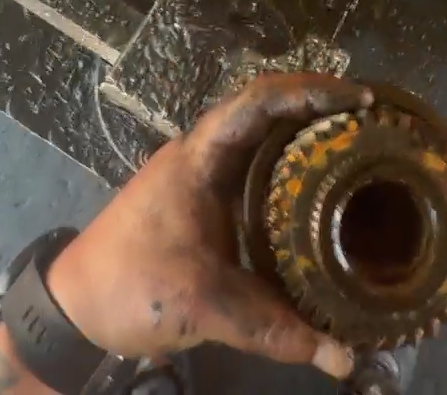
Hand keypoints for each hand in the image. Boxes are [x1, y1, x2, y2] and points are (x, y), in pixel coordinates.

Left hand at [46, 73, 368, 379]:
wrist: (75, 306)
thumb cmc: (130, 287)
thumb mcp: (202, 304)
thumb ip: (273, 329)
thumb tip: (344, 356)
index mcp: (199, 156)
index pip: (258, 102)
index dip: (308, 91)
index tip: (357, 98)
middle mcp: (204, 151)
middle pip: (266, 105)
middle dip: (317, 100)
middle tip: (370, 115)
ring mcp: (204, 171)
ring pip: (262, 131)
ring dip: (304, 126)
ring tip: (356, 137)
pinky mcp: (207, 194)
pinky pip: (256, 162)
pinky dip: (291, 159)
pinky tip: (320, 181)